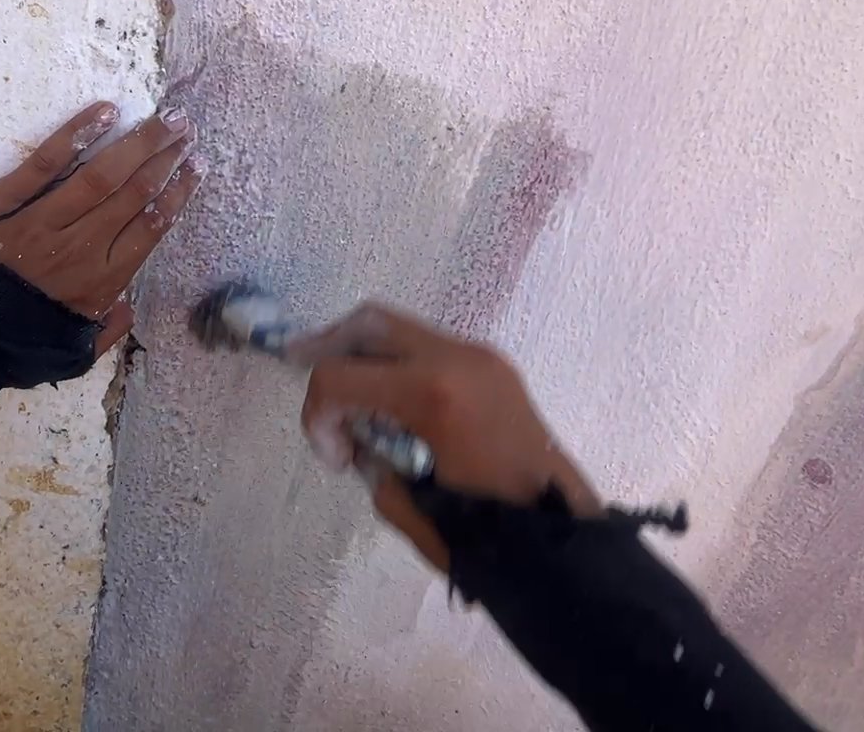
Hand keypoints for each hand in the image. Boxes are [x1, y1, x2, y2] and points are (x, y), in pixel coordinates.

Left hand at [0, 101, 202, 357]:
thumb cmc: (9, 350)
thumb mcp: (69, 355)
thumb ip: (107, 330)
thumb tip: (128, 304)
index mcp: (98, 283)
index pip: (150, 227)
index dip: (178, 194)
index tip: (197, 168)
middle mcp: (79, 247)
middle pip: (134, 193)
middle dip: (166, 158)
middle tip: (187, 129)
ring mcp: (41, 220)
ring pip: (101, 174)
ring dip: (138, 142)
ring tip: (165, 118)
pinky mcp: (4, 200)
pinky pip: (46, 161)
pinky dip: (78, 133)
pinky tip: (106, 112)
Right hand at [292, 305, 599, 570]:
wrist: (563, 541)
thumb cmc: (483, 536)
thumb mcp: (402, 503)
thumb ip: (367, 455)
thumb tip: (359, 432)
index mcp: (432, 393)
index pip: (340, 375)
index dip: (316, 411)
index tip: (332, 455)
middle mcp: (455, 357)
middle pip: (369, 323)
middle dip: (328, 345)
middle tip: (300, 362)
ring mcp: (479, 355)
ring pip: (400, 328)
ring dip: (364, 353)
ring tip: (346, 387)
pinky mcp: (492, 364)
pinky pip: (428, 346)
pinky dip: (396, 363)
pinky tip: (387, 394)